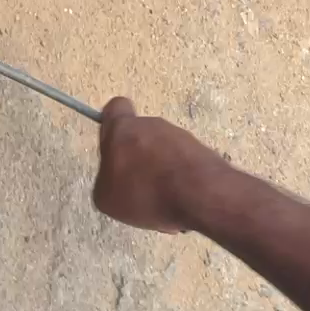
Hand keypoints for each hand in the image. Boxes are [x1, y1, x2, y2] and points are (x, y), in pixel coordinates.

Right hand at [92, 98, 227, 232]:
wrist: (202, 196)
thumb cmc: (144, 192)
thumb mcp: (105, 197)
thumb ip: (105, 179)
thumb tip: (114, 178)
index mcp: (123, 129)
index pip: (115, 107)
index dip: (112, 124)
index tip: (112, 146)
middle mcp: (152, 125)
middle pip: (140, 135)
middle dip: (137, 158)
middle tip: (135, 185)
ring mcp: (181, 137)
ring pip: (163, 151)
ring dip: (159, 171)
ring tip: (161, 200)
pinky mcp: (204, 152)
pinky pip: (183, 164)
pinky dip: (179, 181)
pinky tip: (180, 203)